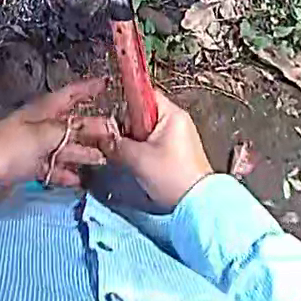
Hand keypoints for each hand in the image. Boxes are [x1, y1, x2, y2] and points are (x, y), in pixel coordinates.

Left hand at [0, 77, 117, 228]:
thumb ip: (70, 131)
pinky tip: (78, 179)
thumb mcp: (43, 134)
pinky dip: (65, 172)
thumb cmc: (9, 148)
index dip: (88, 88)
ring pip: (64, 147)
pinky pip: (52, 167)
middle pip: (71, 124)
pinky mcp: (28, 167)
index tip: (106, 83)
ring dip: (83, 152)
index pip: (70, 94)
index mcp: (41, 110)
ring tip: (103, 159)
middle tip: (114, 132)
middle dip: (92, 127)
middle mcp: (39, 125)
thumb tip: (96, 126)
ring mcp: (33, 146)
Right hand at [110, 89, 213, 208]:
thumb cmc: (173, 177)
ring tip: (134, 158)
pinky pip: (155, 143)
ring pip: (147, 131)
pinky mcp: (178, 151)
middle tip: (125, 145)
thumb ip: (116, 144)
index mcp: (172, 114)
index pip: (144, 95)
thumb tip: (102, 138)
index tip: (116, 121)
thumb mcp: (138, 158)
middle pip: (144, 114)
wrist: (199, 206)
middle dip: (130, 129)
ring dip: (137, 143)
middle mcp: (178, 121)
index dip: (127, 105)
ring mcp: (179, 136)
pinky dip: (146, 151)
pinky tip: (143, 165)